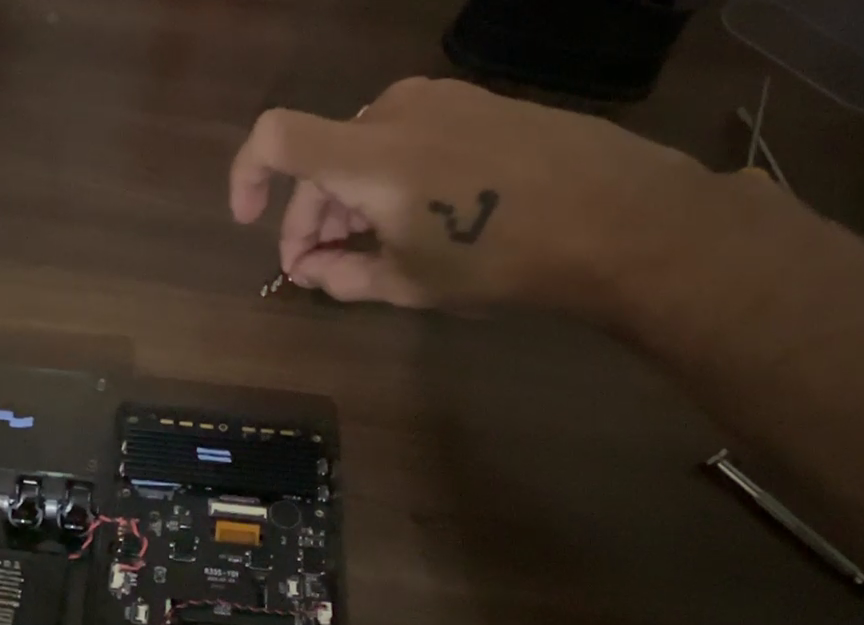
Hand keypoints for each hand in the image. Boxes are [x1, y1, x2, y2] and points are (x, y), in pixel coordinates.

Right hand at [230, 77, 715, 310]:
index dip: (247, 177)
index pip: (275, 137)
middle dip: (311, 214)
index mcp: (368, 156)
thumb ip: (342, 276)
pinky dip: (389, 177)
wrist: (616, 218)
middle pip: (321, 155)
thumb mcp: (407, 284)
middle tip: (324, 266)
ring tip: (372, 248)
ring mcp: (441, 100)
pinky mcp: (477, 104)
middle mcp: (395, 112)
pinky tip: (417, 217)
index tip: (249, 221)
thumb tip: (309, 270)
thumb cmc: (497, 259)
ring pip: (363, 147)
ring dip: (350, 198)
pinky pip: (406, 136)